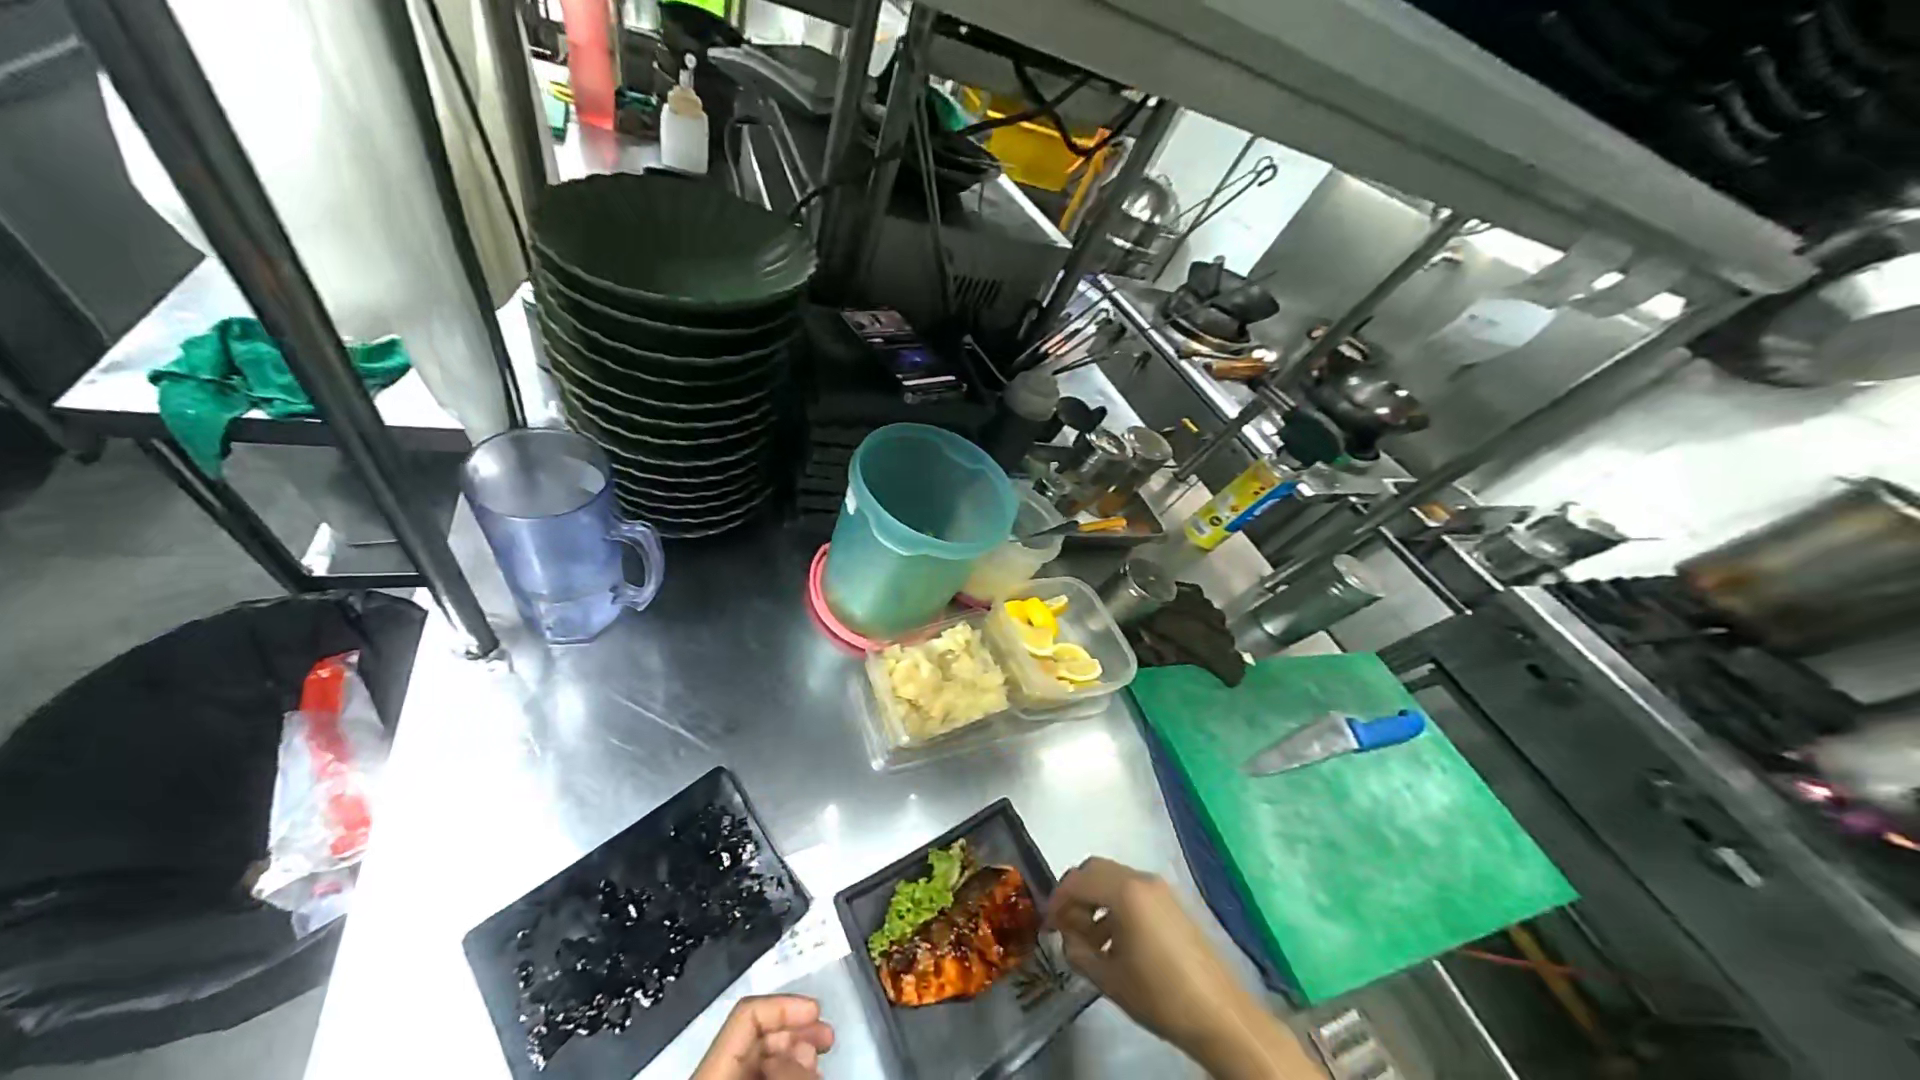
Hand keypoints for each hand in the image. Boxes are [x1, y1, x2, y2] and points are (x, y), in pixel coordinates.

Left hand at [690, 995, 834, 1079]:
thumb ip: (788, 1070)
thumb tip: (807, 1051)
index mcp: (711, 1067)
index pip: (747, 1013)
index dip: (785, 1006)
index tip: (817, 1011)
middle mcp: (715, 1070)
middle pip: (757, 1033)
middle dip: (797, 1029)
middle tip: (826, 1037)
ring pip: (763, 1055)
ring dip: (796, 1051)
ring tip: (820, 1060)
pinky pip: (761, 1074)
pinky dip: (787, 1071)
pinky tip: (808, 1076)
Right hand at [1046, 858, 1314, 1079]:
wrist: (1219, 1014)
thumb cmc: (1159, 994)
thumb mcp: (1107, 978)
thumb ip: (1077, 951)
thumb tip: (1066, 936)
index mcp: (1125, 891)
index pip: (1077, 879)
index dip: (1057, 899)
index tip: (1047, 924)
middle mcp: (1142, 879)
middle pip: (1095, 869)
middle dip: (1075, 893)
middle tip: (1064, 924)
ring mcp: (1161, 889)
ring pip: (1114, 878)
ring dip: (1095, 899)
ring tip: (1088, 938)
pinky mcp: (1172, 903)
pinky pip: (1133, 890)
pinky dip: (1115, 904)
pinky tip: (1114, 941)